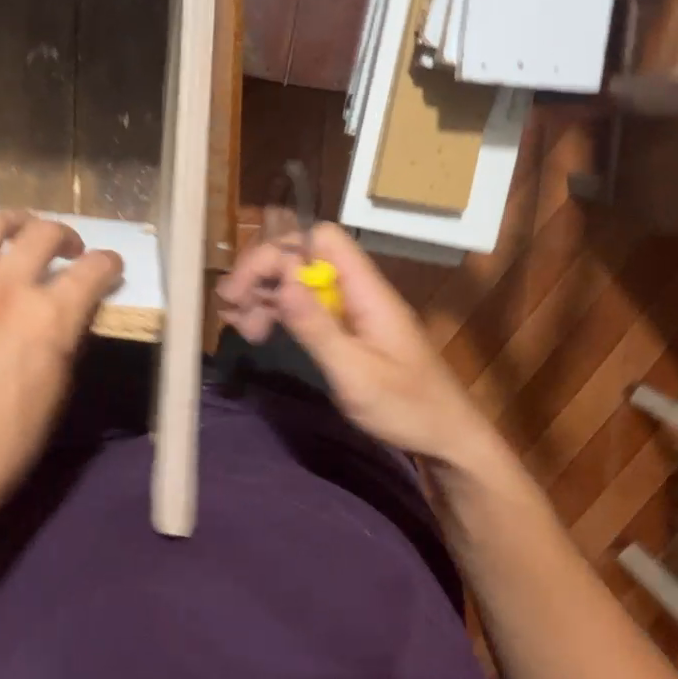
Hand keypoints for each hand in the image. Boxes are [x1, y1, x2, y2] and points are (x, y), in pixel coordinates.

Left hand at [0, 163, 124, 569]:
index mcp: (49, 317)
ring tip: (19, 229)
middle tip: (65, 250)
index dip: (107, 264)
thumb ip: (66, 340)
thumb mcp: (56, 394)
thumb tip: (71, 310)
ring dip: (14, 220)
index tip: (109, 266)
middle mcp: (4, 288)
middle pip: (45, 235)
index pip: (93, 270)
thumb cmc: (0, 449)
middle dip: (64, 237)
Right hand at [215, 224, 497, 466]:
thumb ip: (317, 326)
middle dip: (262, 274)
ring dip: (264, 295)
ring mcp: (350, 309)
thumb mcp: (356, 373)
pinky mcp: (345, 329)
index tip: (248, 285)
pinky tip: (256, 331)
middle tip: (230, 307)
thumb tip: (282, 275)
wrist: (447, 439)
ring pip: (297, 281)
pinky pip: (304, 306)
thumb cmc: (406, 408)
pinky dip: (276, 313)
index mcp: (366, 290)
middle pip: (302, 257)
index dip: (281, 250)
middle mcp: (356, 290)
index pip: (320, 239)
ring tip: (237, 325)